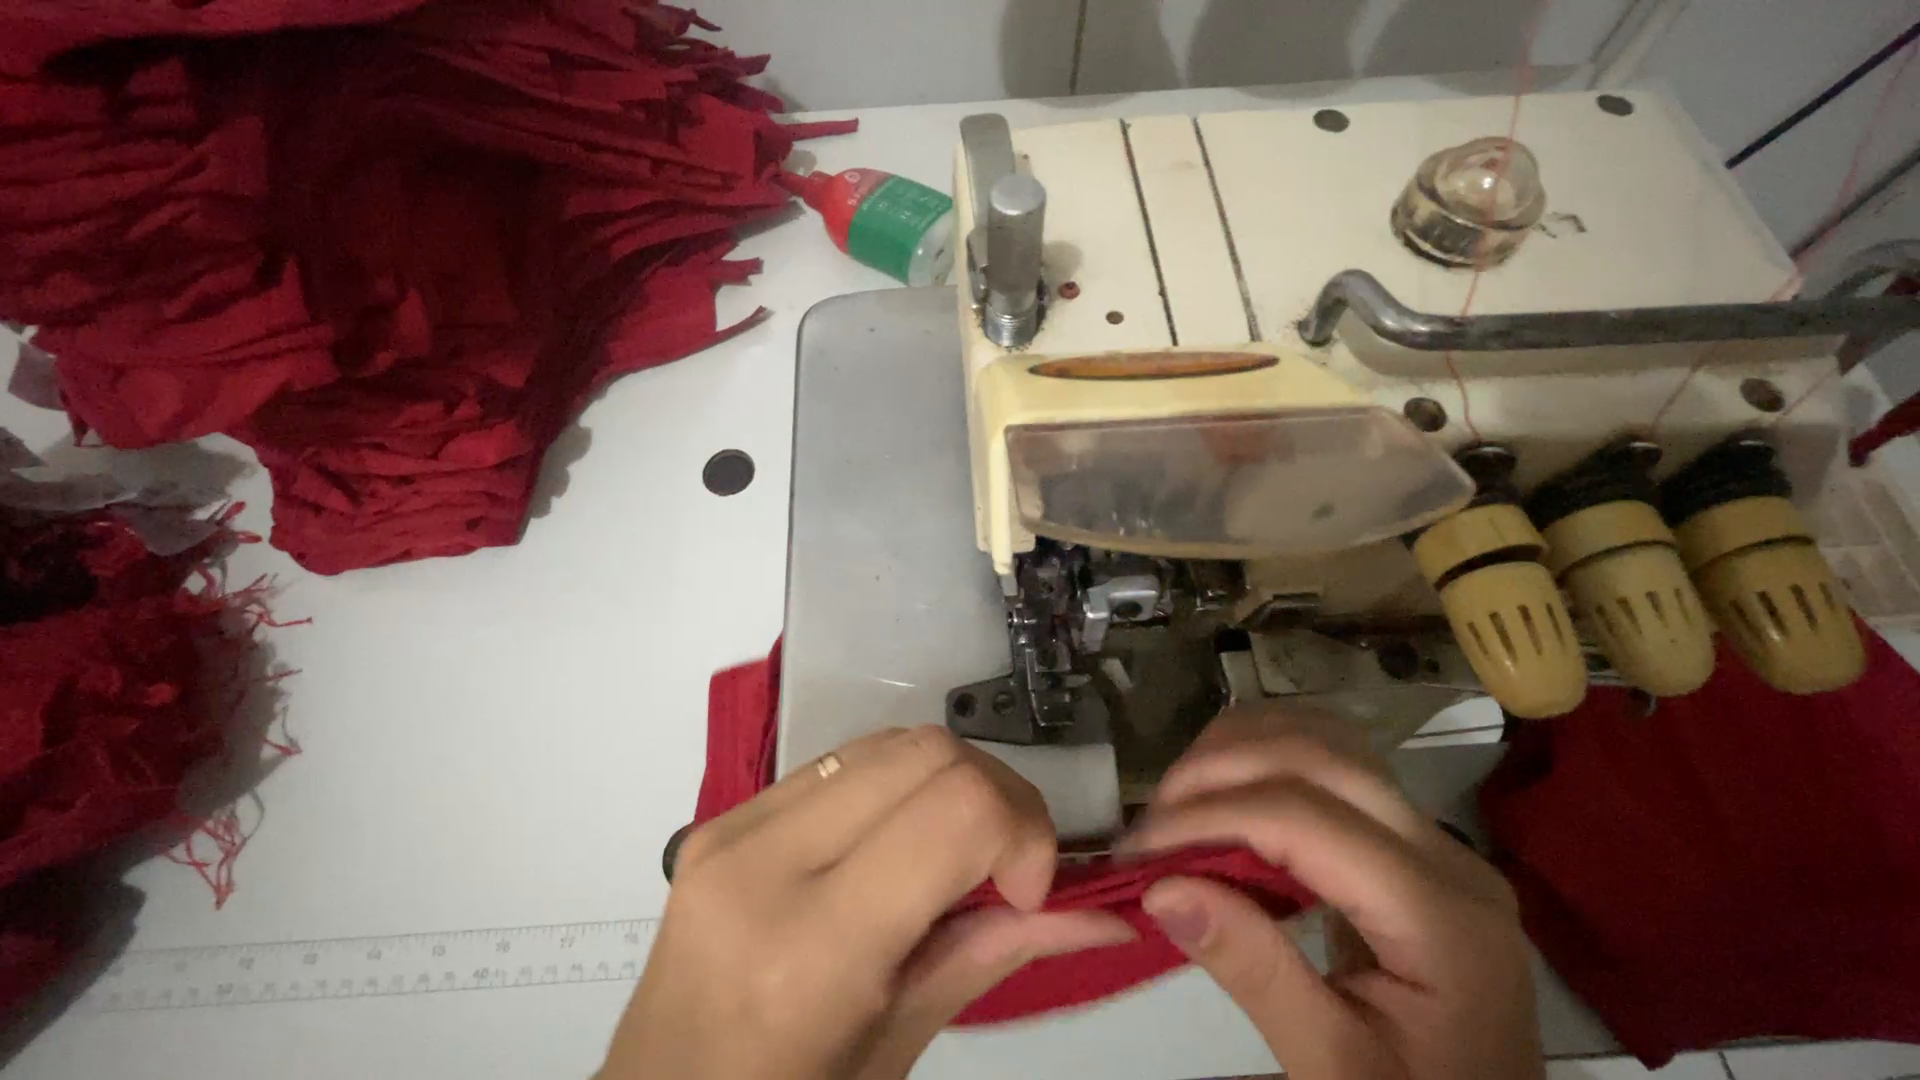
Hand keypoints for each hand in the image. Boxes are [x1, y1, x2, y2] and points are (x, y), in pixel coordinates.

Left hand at [600, 726, 1132, 1079]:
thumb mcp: (897, 1049)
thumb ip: (995, 956)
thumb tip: (1106, 912)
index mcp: (808, 949)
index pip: (955, 812)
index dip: (1023, 833)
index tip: (1027, 894)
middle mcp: (763, 862)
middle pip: (928, 753)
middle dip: (998, 797)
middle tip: (1006, 870)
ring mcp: (734, 826)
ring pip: (889, 742)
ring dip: (949, 783)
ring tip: (954, 856)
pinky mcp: (726, 814)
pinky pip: (842, 761)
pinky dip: (899, 784)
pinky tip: (899, 841)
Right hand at [1122, 706, 1543, 1079]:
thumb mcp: (1336, 1067)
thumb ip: (1256, 974)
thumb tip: (1162, 889)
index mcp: (1440, 915)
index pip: (1306, 818)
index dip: (1210, 816)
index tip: (1138, 850)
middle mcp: (1446, 853)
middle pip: (1320, 756)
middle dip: (1218, 769)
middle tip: (1151, 819)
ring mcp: (1432, 838)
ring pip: (1329, 740)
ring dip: (1242, 748)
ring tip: (1180, 797)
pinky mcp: (1409, 838)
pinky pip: (1335, 761)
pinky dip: (1269, 754)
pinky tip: (1228, 786)